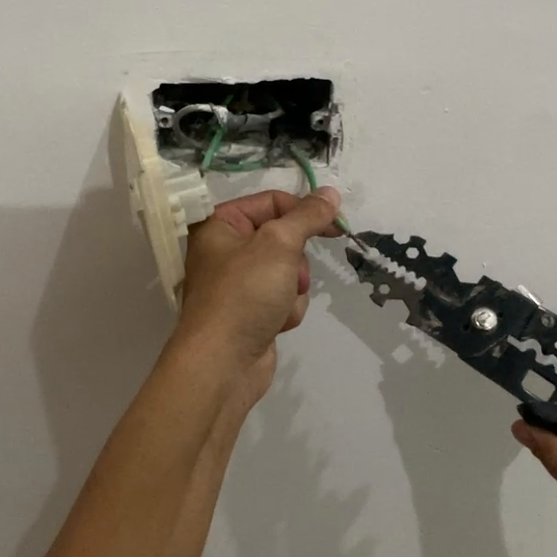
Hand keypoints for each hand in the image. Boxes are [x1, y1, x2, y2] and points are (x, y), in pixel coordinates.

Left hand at [173, 188, 341, 401]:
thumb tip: (330, 193)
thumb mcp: (279, 244)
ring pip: (289, 271)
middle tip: (291, 275)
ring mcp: (239, 283)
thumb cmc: (245, 294)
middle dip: (296, 261)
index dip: (305, 211)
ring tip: (279, 305)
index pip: (272, 202)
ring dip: (294, 289)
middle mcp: (226, 250)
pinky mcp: (251, 311)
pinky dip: (287, 310)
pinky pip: (284, 298)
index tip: (336, 225)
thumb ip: (308, 216)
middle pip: (284, 238)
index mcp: (220, 225)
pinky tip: (276, 323)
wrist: (223, 363)